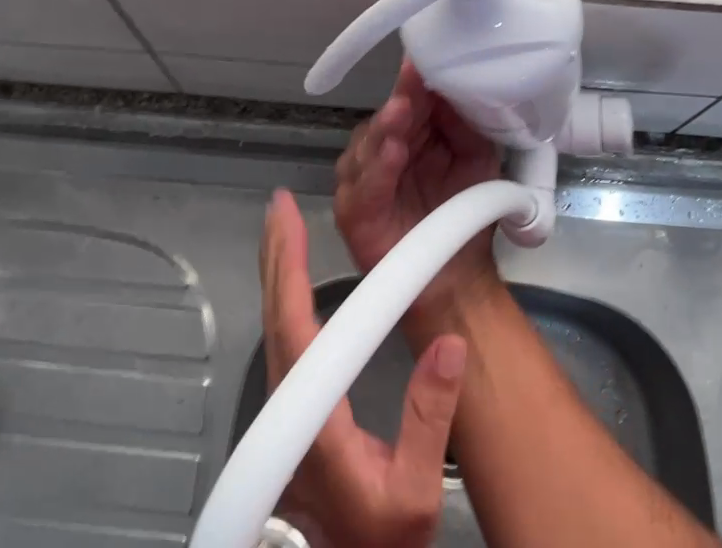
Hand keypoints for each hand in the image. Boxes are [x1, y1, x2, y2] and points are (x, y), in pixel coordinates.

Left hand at [263, 189, 466, 547]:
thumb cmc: (384, 538)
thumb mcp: (417, 488)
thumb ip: (429, 417)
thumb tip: (449, 344)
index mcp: (313, 423)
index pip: (296, 334)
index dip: (288, 274)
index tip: (287, 223)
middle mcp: (288, 410)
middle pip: (274, 321)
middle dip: (274, 257)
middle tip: (279, 206)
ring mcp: (284, 413)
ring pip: (273, 331)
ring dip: (276, 275)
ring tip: (285, 228)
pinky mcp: (290, 415)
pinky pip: (283, 345)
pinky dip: (284, 301)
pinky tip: (293, 282)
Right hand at [335, 62, 503, 321]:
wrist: (456, 277)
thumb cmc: (465, 214)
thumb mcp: (477, 158)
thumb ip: (466, 122)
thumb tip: (455, 83)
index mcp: (412, 135)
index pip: (409, 99)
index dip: (415, 81)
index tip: (423, 59)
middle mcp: (382, 151)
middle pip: (386, 119)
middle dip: (400, 101)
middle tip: (413, 82)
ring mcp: (364, 180)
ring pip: (367, 147)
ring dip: (386, 130)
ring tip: (402, 112)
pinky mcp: (354, 212)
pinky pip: (363, 187)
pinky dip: (377, 170)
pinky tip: (393, 154)